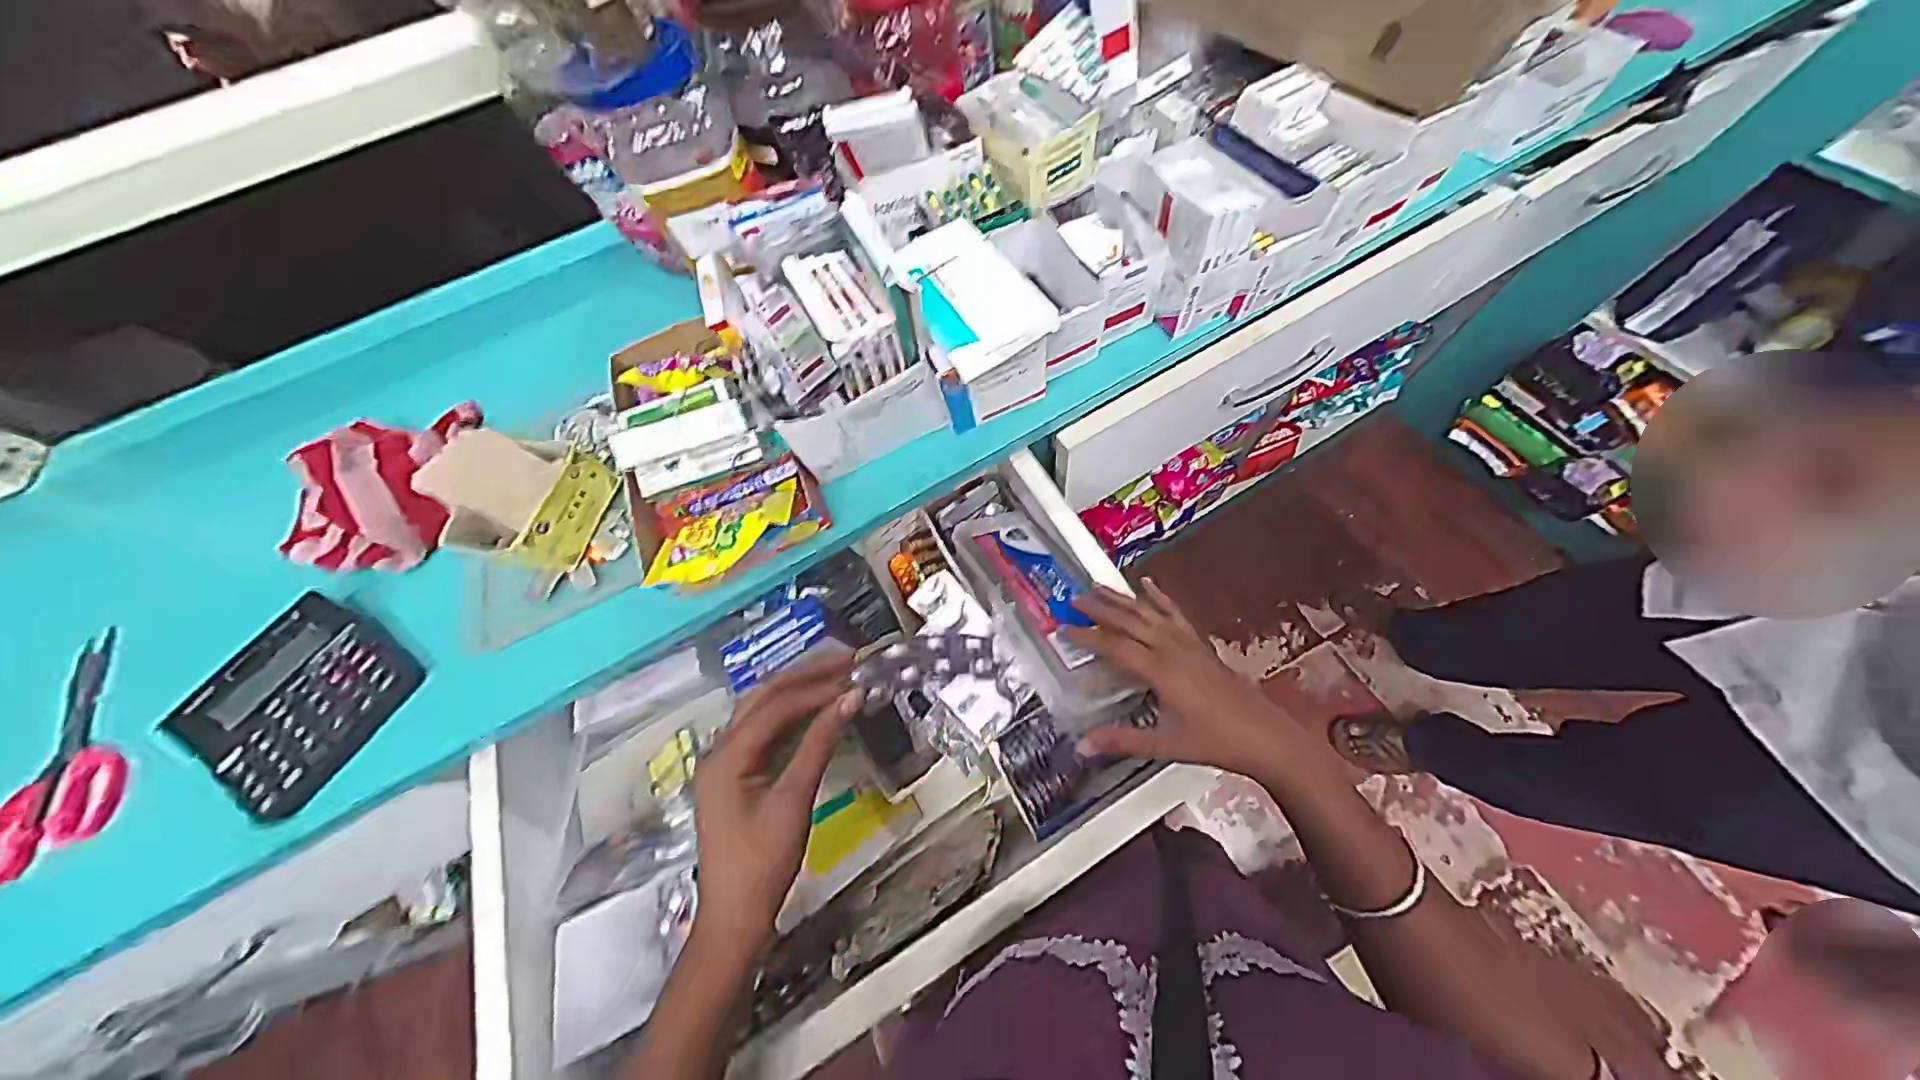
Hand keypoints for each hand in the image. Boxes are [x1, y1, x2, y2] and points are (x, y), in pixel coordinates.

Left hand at [691, 653, 861, 952]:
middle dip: (806, 675)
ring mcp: (727, 762)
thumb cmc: (763, 864)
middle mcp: (721, 750)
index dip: (817, 687)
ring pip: (763, 710)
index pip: (776, 705)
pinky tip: (818, 708)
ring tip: (837, 674)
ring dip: (799, 690)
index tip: (855, 675)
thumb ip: (819, 745)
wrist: (735, 916)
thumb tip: (848, 700)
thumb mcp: (794, 800)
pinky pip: (765, 731)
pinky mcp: (738, 775)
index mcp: (726, 755)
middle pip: (764, 697)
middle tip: (848, 661)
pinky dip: (793, 715)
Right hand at [1068, 581, 1296, 777]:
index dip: (1088, 637)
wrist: (1267, 737)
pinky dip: (1159, 598)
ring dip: (1122, 598)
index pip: (1115, 646)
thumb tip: (1081, 745)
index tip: (1063, 629)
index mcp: (1161, 670)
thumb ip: (1121, 741)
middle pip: (1130, 621)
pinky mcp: (1201, 645)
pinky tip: (1148, 585)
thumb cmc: (1216, 742)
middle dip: (1100, 608)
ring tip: (1099, 585)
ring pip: (1149, 612)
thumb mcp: (1165, 744)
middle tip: (1074, 597)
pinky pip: (1175, 614)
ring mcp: (1189, 644)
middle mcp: (1172, 649)